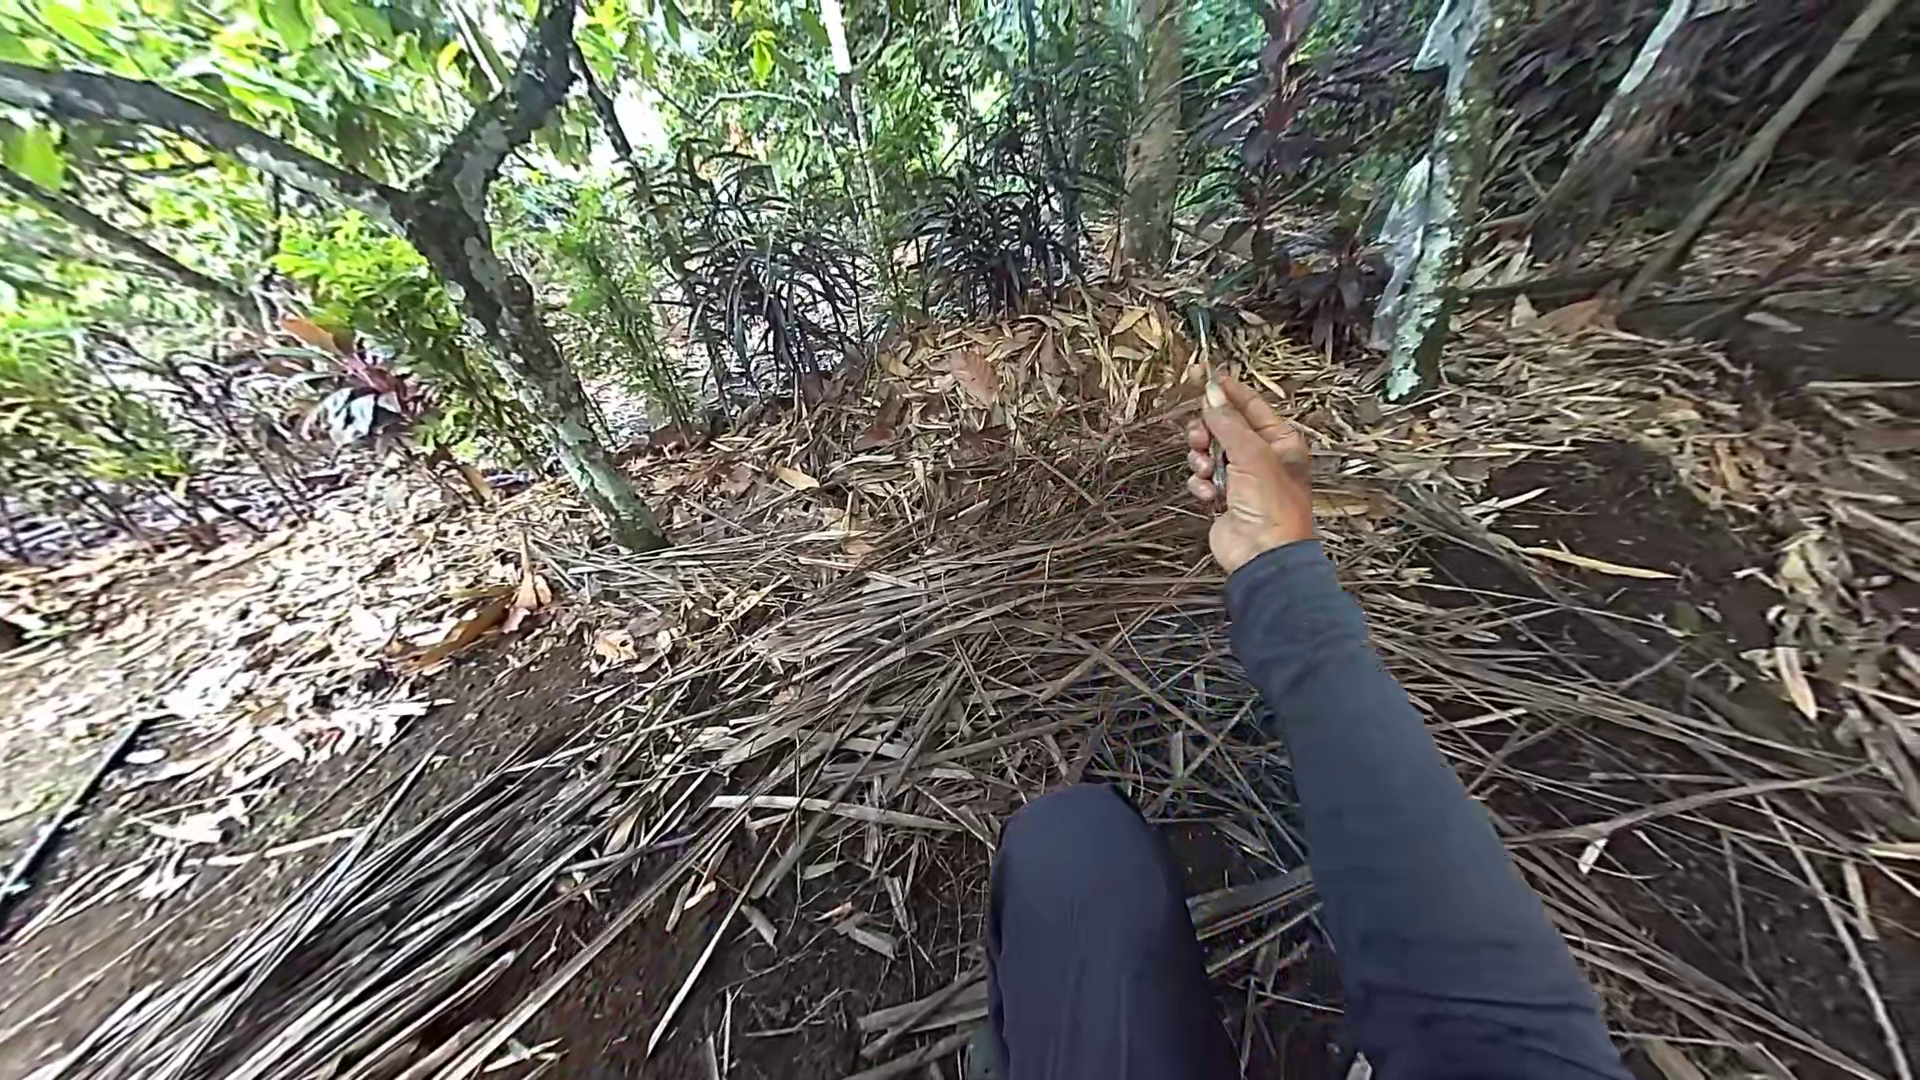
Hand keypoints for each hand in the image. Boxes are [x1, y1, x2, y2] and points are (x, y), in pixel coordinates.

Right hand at [1186, 375, 1313, 573]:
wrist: (1261, 553)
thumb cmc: (1271, 505)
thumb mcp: (1252, 455)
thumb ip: (1228, 423)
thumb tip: (1211, 396)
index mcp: (1280, 442)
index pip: (1252, 408)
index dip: (1231, 393)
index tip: (1210, 378)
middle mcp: (1262, 457)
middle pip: (1224, 430)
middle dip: (1208, 434)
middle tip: (1199, 438)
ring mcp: (1241, 479)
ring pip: (1209, 453)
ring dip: (1202, 460)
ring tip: (1207, 471)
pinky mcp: (1223, 498)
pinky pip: (1203, 479)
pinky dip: (1201, 484)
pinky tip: (1208, 494)